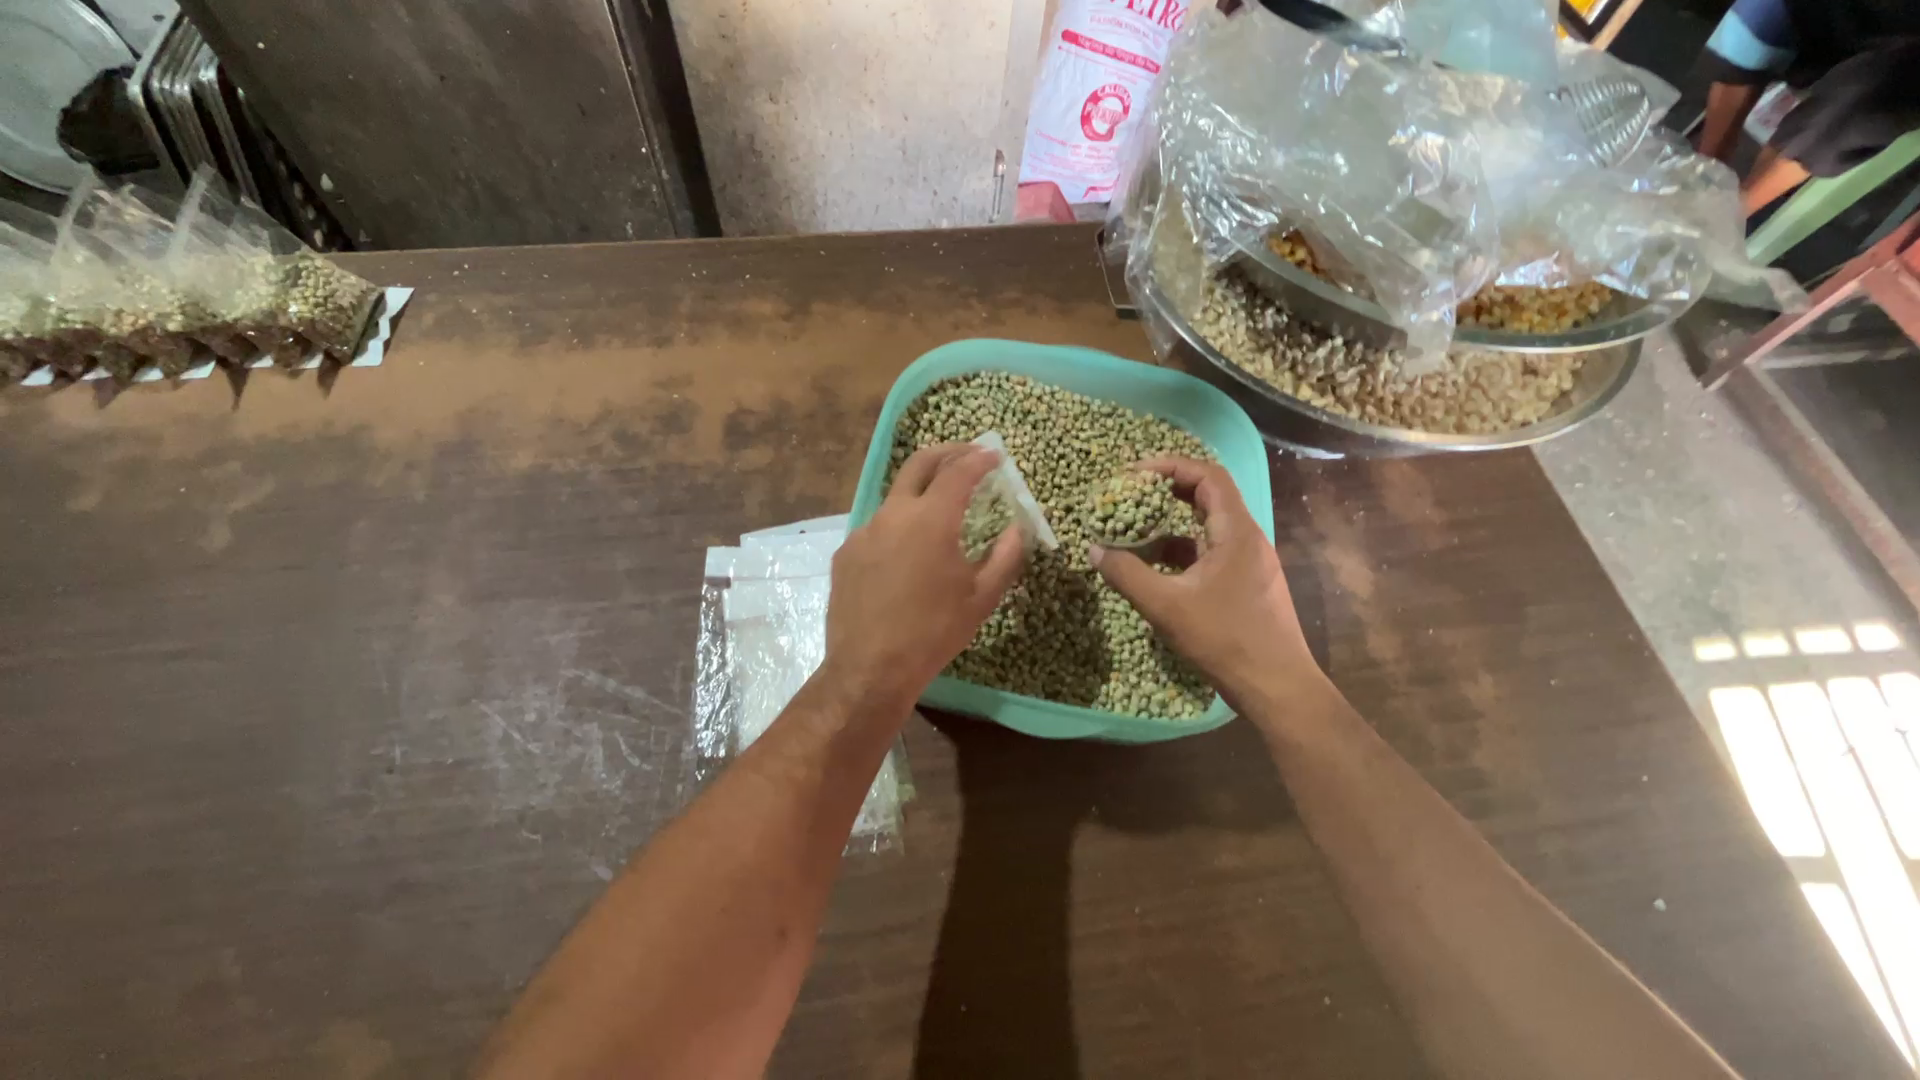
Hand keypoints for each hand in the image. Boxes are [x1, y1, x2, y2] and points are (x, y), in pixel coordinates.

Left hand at [824, 444, 1025, 709]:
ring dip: (921, 493)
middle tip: (968, 455)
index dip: (979, 459)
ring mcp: (864, 532)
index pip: (959, 472)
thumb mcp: (982, 598)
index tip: (995, 455)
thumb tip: (1017, 529)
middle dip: (947, 453)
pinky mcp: (847, 553)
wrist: (871, 668)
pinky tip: (908, 555)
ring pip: (896, 498)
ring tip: (940, 510)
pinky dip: (899, 527)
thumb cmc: (934, 632)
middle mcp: (894, 514)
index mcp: (932, 519)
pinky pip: (877, 529)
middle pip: (919, 464)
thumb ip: (1005, 556)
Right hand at [1089, 458, 1317, 707]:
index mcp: (1236, 532)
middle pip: (1209, 496)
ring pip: (1209, 528)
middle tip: (1131, 497)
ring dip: (1173, 524)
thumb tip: (1096, 550)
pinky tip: (1157, 569)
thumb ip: (1127, 574)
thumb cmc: (1224, 639)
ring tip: (1136, 531)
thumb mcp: (1165, 606)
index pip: (1208, 476)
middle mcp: (1248, 539)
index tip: (1134, 474)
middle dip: (1167, 491)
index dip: (1171, 466)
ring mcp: (1250, 564)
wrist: (1276, 686)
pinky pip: (1212, 554)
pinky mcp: (1247, 586)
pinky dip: (1183, 552)